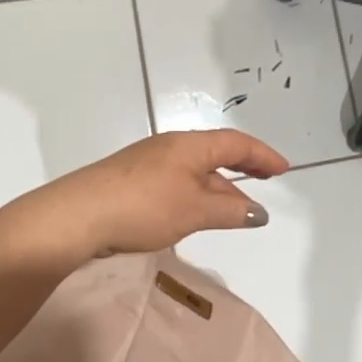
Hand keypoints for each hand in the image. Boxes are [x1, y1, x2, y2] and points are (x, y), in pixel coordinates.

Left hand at [0, 130, 289, 263]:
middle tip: (263, 190)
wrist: (77, 216)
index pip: (236, 143)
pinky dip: (195, 198)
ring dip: (217, 190)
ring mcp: (148, 164)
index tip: (284, 169)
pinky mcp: (131, 183)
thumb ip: (230, 211)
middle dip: (242, 173)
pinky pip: (176, 184)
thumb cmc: (143, 207)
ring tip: (232, 214)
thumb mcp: (194, 211)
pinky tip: (193, 218)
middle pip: (215, 155)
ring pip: (194, 172)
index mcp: (189, 145)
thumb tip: (259, 212)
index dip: (262, 155)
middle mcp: (170, 147)